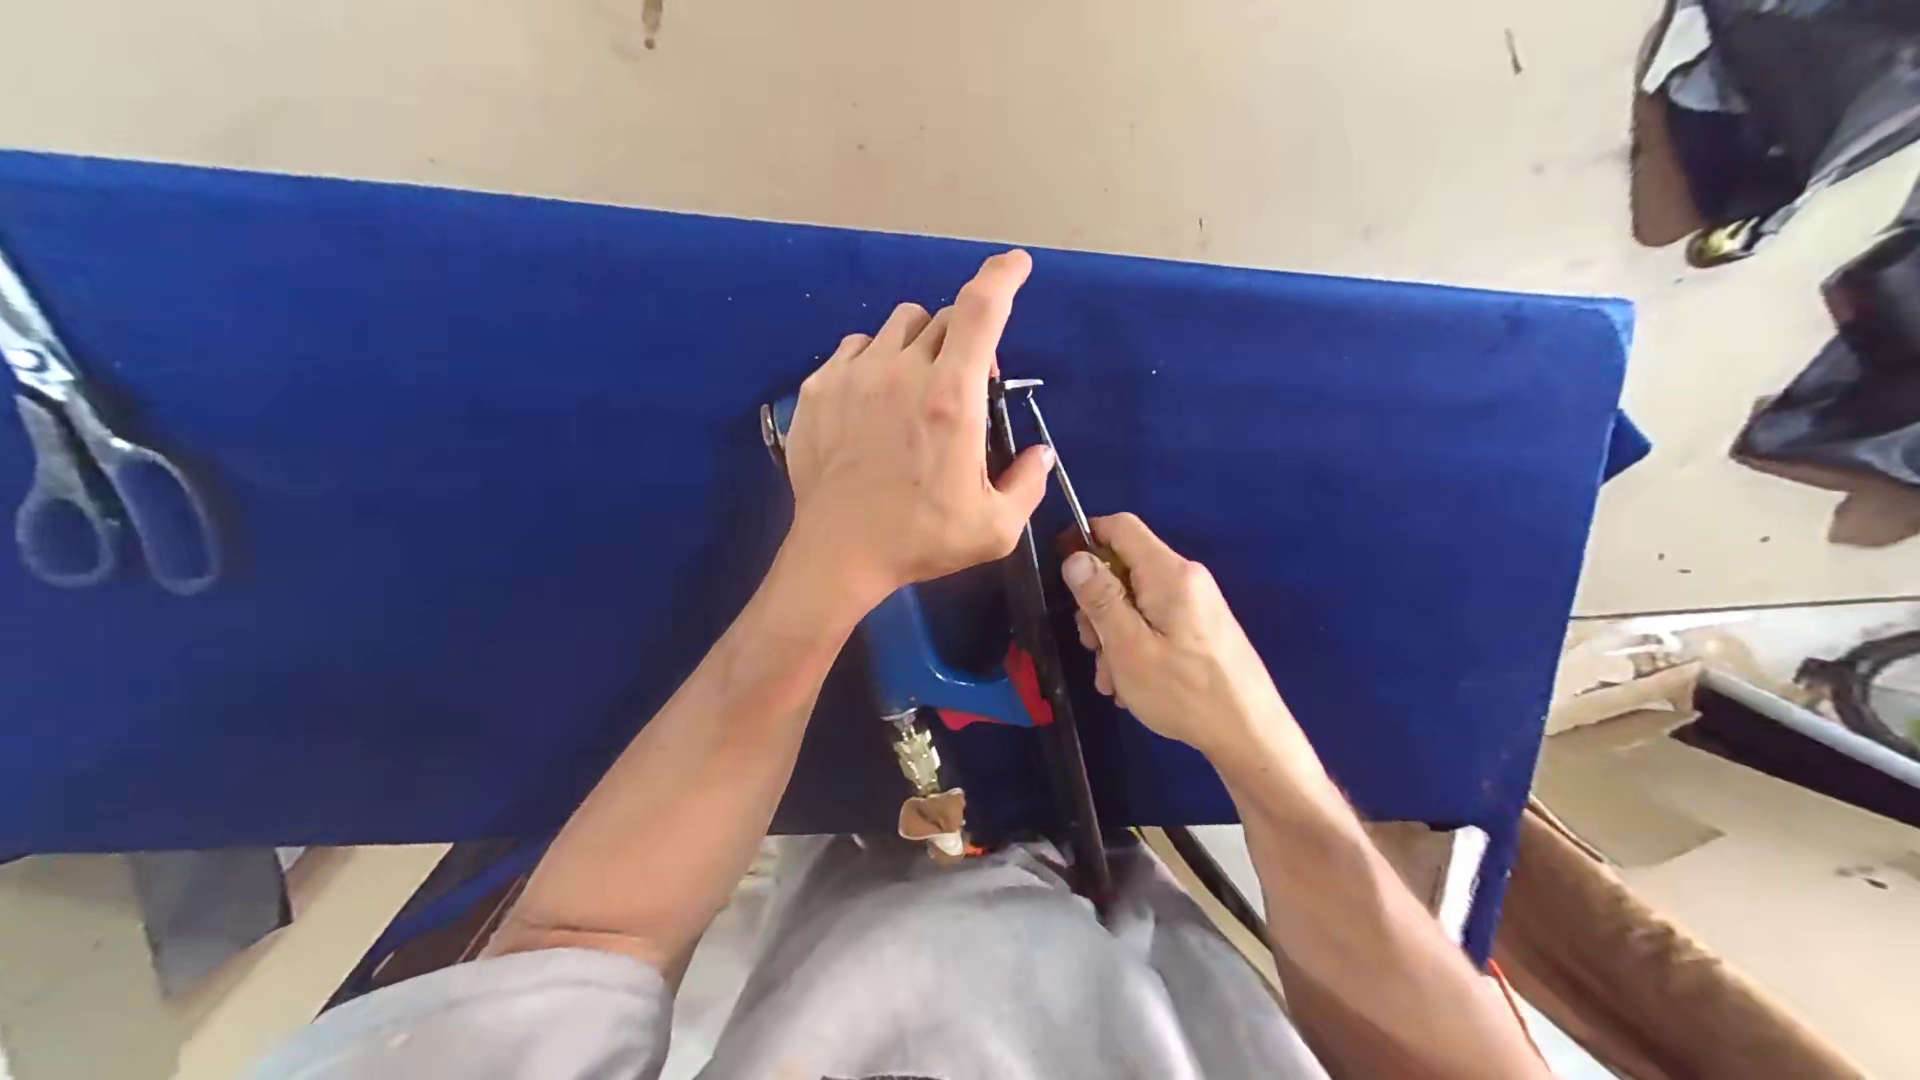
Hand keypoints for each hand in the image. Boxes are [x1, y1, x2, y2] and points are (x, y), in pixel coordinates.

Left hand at [784, 250, 1053, 603]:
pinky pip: (855, 347)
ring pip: (898, 325)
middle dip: (964, 336)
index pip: (982, 310)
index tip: (1016, 264)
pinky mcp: (818, 389)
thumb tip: (1039, 454)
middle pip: (942, 316)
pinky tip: (874, 398)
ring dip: (919, 342)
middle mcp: (902, 372)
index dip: (1003, 277)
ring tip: (916, 385)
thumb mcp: (994, 528)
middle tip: (965, 381)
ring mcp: (854, 375)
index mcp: (952, 399)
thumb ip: (1027, 484)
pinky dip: (874, 359)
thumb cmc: (920, 540)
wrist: (838, 554)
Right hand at [1062, 514, 1300, 761]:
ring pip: (1136, 601)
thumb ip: (1100, 598)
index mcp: (1169, 573)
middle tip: (1091, 647)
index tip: (1063, 572)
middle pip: (1125, 568)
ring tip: (1112, 680)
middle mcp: (1186, 579)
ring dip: (1114, 635)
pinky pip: (1155, 623)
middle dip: (1097, 604)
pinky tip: (1132, 685)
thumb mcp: (1129, 647)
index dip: (1086, 537)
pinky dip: (1136, 646)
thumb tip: (1076, 557)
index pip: (1121, 526)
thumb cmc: (1185, 692)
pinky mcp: (1201, 629)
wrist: (1252, 736)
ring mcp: (1196, 605)